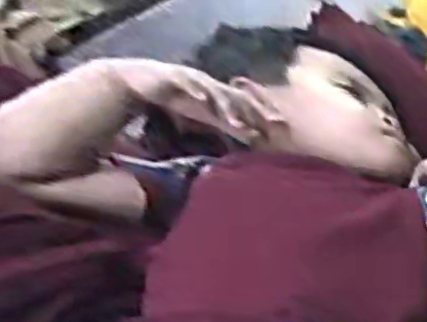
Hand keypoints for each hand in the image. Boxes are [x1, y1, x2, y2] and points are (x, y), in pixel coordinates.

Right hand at [106, 59, 270, 143]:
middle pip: (238, 96)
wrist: (141, 83)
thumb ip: (233, 127)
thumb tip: (257, 141)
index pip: (250, 103)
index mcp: (223, 94)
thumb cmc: (182, 102)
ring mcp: (193, 79)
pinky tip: (203, 100)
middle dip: (256, 109)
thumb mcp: (212, 117)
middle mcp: (212, 85)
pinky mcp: (172, 76)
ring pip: (215, 92)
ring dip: (227, 107)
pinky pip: (186, 83)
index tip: (284, 126)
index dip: (266, 112)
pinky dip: (196, 91)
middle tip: (273, 123)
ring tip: (237, 124)